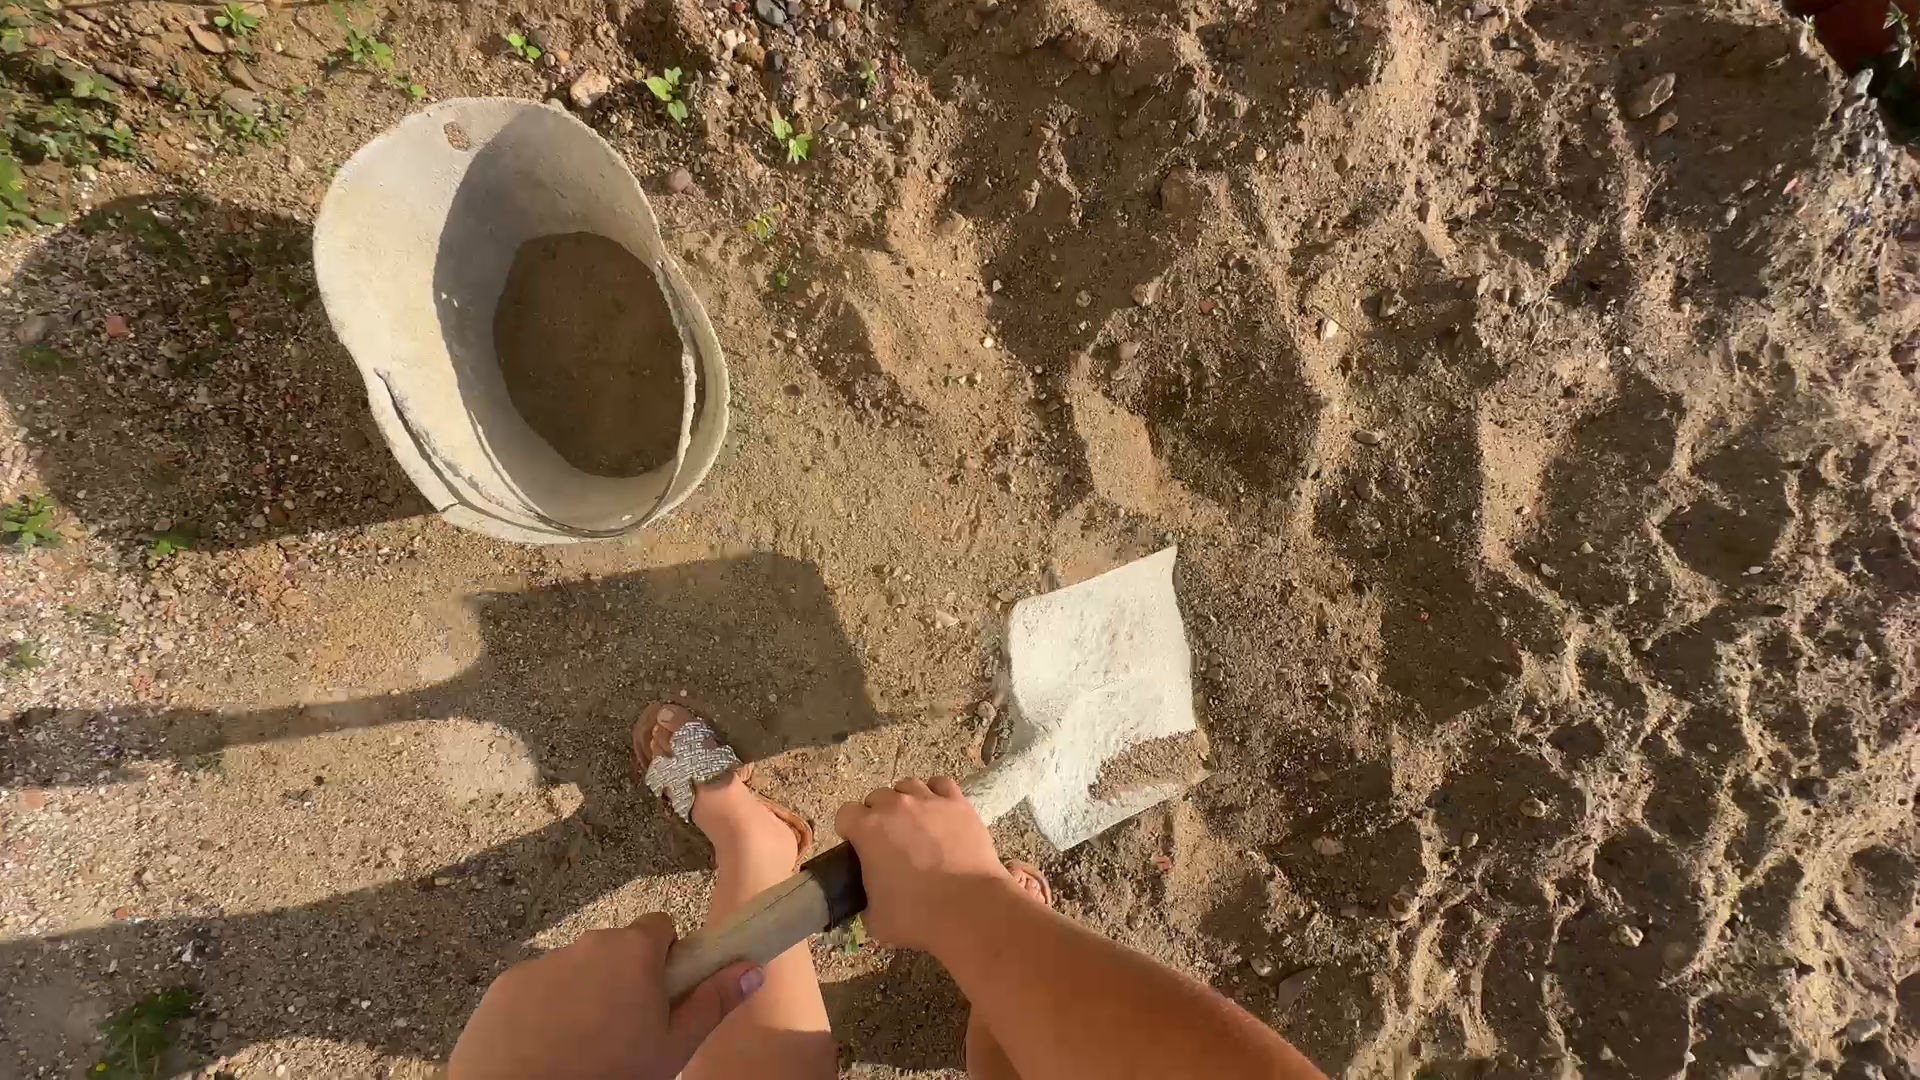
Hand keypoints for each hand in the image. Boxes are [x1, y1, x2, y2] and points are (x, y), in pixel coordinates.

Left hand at [448, 913, 760, 1079]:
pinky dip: (537, 1013)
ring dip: (579, 995)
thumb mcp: (672, 1048)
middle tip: (619, 1031)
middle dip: (619, 979)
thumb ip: (714, 1001)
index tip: (658, 997)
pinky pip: (531, 991)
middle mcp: (589, 942)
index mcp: (634, 949)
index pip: (659, 928)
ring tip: (575, 1049)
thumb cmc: (609, 1076)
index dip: (662, 960)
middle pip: (614, 950)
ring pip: (573, 970)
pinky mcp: (500, 988)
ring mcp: (541, 963)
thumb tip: (755, 967)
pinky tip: (537, 1052)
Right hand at [835, 776, 1016, 952]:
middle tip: (887, 841)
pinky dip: (935, 793)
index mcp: (868, 829)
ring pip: (908, 786)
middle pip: (877, 797)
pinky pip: (941, 784)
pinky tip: (938, 809)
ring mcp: (928, 800)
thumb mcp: (874, 918)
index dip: (849, 830)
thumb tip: (872, 898)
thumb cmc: (916, 916)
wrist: (968, 907)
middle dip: (877, 815)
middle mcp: (895, 805)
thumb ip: (866, 897)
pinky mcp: (957, 802)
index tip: (857, 846)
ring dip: (905, 801)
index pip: (845, 814)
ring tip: (913, 823)